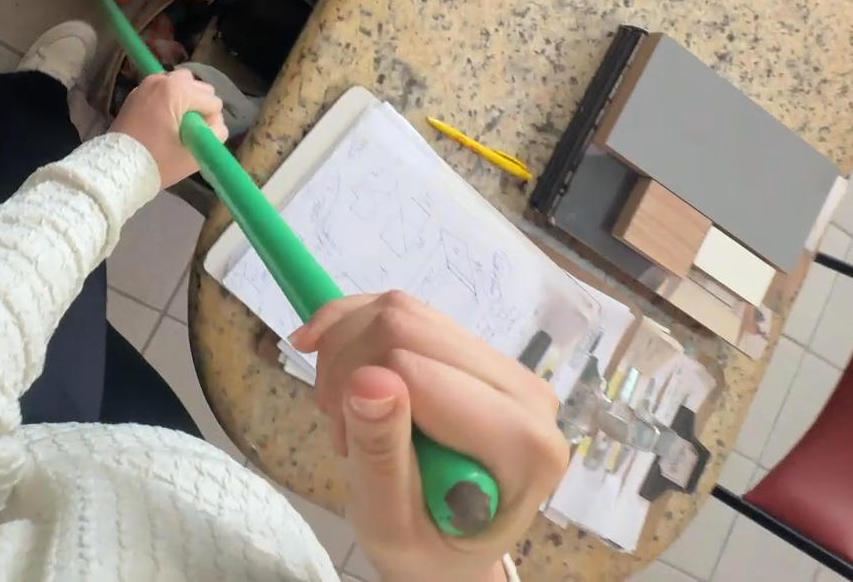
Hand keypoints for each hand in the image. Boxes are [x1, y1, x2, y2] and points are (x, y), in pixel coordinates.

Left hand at [109, 68, 227, 186]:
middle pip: (199, 87)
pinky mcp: (138, 91)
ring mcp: (148, 83)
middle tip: (187, 131)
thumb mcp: (195, 152)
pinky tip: (163, 120)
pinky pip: (165, 88)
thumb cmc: (157, 161)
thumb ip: (216, 133)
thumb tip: (216, 122)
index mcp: (177, 90)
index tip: (194, 138)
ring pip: (182, 83)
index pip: (213, 101)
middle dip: (199, 107)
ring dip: (185, 101)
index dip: (209, 121)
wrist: (117, 167)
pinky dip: (170, 99)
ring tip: (176, 124)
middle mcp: (163, 79)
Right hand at [287, 292, 568, 581]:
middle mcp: (524, 391)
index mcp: (519, 442)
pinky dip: (351, 324)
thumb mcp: (391, 523)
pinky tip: (328, 351)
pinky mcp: (472, 346)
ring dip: (345, 345)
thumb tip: (369, 377)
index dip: (356, 389)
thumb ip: (381, 454)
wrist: (449, 547)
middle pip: (404, 325)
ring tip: (341, 403)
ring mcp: (500, 362)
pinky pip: (402, 304)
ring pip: (398, 307)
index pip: (413, 369)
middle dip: (346, 363)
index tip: (341, 444)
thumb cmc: (425, 548)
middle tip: (335, 420)